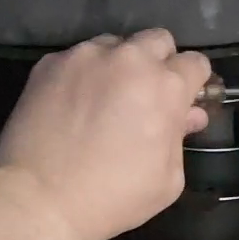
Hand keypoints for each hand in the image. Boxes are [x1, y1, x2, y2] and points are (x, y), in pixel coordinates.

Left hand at [0, 28, 210, 239]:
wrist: (43, 199)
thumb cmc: (116, 197)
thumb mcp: (167, 180)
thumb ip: (181, 137)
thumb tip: (188, 115)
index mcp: (165, 87)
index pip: (195, 64)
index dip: (196, 83)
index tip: (187, 101)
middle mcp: (128, 59)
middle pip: (158, 40)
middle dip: (161, 64)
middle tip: (150, 98)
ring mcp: (85, 56)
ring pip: (115, 45)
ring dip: (121, 67)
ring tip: (108, 101)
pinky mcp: (50, 63)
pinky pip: (79, 59)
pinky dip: (85, 76)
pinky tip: (76, 107)